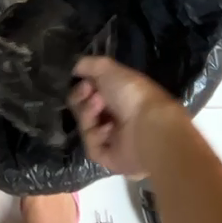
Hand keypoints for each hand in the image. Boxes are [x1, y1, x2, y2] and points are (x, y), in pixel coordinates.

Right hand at [68, 56, 186, 177]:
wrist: (148, 125)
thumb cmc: (131, 93)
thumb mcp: (107, 67)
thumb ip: (87, 64)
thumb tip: (73, 69)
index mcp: (116, 96)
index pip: (87, 93)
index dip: (81, 87)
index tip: (85, 84)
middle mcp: (113, 116)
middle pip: (81, 109)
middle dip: (82, 99)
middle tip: (91, 94)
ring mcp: (112, 138)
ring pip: (85, 127)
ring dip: (88, 114)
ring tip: (100, 107)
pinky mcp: (110, 158)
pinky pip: (91, 147)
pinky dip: (96, 136)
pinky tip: (108, 131)